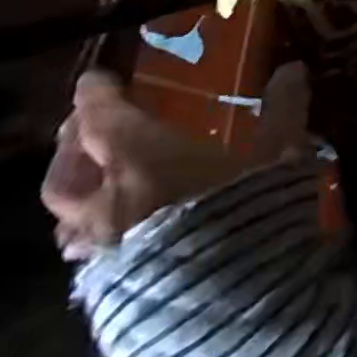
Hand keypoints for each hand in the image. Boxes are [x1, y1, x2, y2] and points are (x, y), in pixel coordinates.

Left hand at [40, 64, 310, 259]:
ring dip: (73, 186)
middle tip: (85, 125)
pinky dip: (84, 227)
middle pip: (68, 165)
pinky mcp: (105, 274)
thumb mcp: (278, 153)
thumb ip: (283, 110)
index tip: (95, 78)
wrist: (223, 288)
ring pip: (63, 210)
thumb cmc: (247, 205)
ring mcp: (100, 239)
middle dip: (73, 141)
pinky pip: (81, 244)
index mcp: (143, 157)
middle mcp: (106, 195)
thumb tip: (294, 68)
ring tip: (90, 177)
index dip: (98, 95)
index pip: (104, 118)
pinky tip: (105, 229)